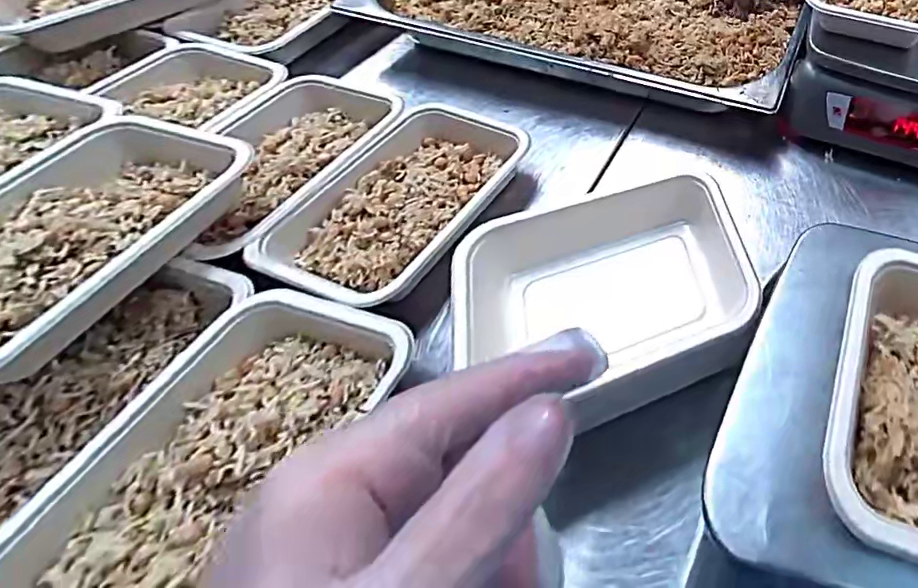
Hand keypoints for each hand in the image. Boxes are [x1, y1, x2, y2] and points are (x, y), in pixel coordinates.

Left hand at [206, 329, 605, 587]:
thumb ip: (479, 507)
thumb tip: (551, 408)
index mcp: (330, 479)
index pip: (457, 396)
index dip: (532, 370)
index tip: (590, 353)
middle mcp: (327, 500)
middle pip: (463, 459)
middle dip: (510, 517)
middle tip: (523, 582)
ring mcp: (331, 551)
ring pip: (460, 516)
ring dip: (495, 563)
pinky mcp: (345, 586)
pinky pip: (438, 558)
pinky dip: (472, 575)